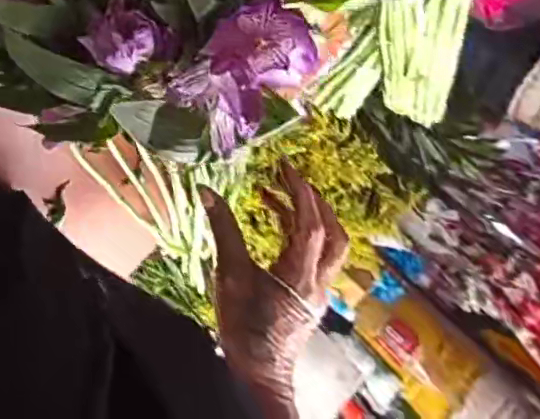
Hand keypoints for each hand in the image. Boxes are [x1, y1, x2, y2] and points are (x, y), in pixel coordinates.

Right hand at [202, 165, 347, 418]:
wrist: (259, 370)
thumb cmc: (245, 324)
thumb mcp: (230, 274)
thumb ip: (223, 229)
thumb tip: (206, 190)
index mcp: (300, 274)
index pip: (311, 226)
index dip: (301, 193)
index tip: (286, 168)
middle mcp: (317, 281)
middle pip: (333, 235)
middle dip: (316, 201)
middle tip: (290, 176)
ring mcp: (316, 290)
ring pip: (327, 245)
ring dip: (308, 215)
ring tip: (276, 192)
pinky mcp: (307, 295)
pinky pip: (313, 255)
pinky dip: (298, 231)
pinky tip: (273, 221)